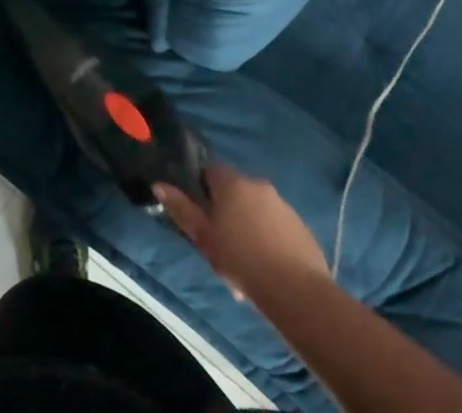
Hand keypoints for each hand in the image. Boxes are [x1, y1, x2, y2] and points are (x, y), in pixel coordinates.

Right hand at [154, 164, 328, 301]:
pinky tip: (263, 269)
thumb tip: (159, 184)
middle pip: (235, 192)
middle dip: (226, 213)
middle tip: (218, 244)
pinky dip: (267, 240)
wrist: (295, 290)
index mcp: (233, 184)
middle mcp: (260, 186)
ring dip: (246, 229)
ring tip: (241, 265)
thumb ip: (181, 209)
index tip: (198, 212)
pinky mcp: (302, 227)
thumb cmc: (240, 258)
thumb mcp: (203, 236)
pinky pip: (276, 227)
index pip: (211, 170)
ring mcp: (284, 206)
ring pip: (256, 212)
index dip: (201, 187)